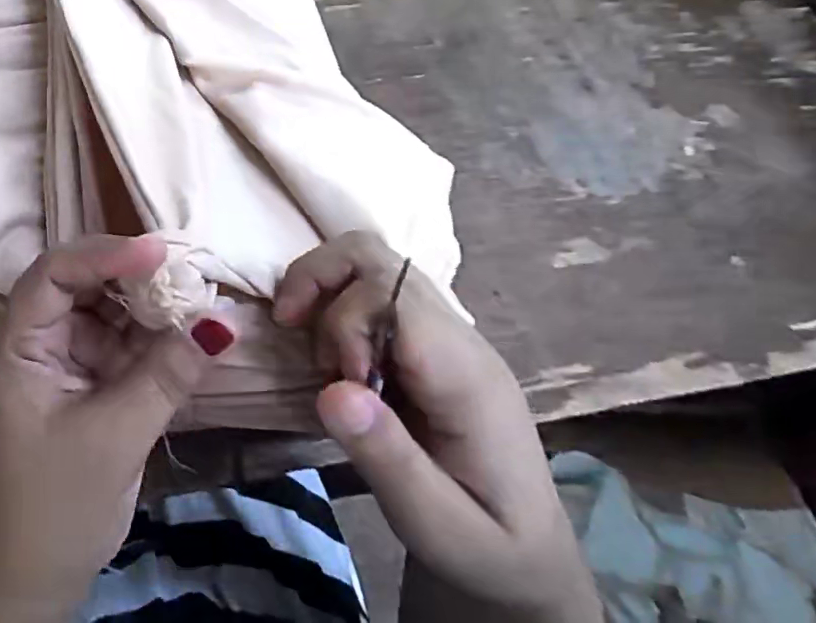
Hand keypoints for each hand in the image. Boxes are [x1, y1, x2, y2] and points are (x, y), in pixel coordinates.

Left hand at [0, 236, 233, 621]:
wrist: (42, 570)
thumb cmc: (59, 502)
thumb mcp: (115, 436)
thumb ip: (165, 375)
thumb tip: (222, 323)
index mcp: (18, 342)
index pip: (52, 274)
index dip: (102, 255)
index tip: (157, 252)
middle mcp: (40, 335)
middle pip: (83, 280)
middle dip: (132, 272)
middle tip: (185, 267)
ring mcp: (69, 352)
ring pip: (111, 305)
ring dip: (151, 299)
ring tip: (196, 292)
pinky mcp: (95, 372)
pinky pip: (129, 337)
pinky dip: (159, 331)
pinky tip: (190, 326)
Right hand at [274, 232, 599, 622]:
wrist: (526, 559)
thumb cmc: (485, 548)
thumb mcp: (438, 527)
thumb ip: (388, 459)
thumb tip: (334, 390)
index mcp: (466, 375)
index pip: (395, 296)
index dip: (346, 321)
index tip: (336, 382)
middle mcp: (456, 337)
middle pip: (376, 256)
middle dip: (317, 277)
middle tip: (289, 325)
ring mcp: (441, 332)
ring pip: (368, 261)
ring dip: (321, 287)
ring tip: (308, 345)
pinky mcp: (424, 340)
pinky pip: (369, 289)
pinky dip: (331, 302)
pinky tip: (326, 353)